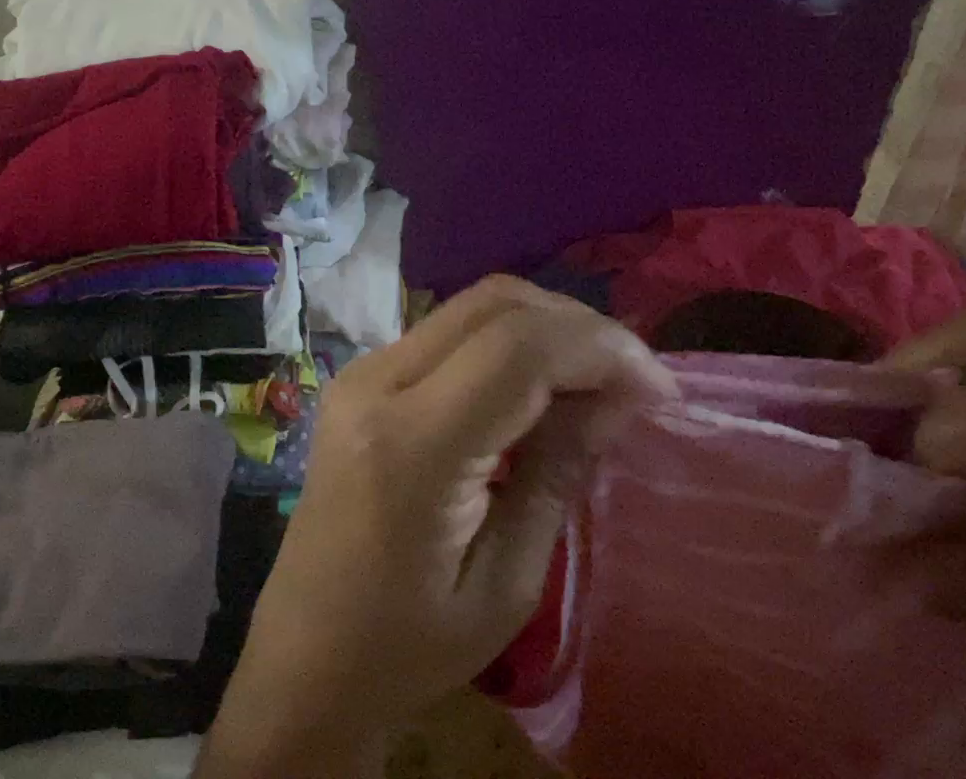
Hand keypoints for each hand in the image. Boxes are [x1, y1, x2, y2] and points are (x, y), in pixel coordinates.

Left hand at [196, 277, 676, 778]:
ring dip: (546, 329)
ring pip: (474, 307)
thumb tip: (618, 395)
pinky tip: (542, 388)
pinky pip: (450, 332)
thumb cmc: (407, 647)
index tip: (660, 391)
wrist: (306, 661)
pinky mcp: (361, 381)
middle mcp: (376, 386)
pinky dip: (510, 343)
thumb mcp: (507, 582)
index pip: (520, 348)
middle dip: (580, 327)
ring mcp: (360, 376)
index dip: (603, 350)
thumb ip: (559, 471)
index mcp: (411, 446)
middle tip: (634, 383)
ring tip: (598, 385)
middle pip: (496, 304)